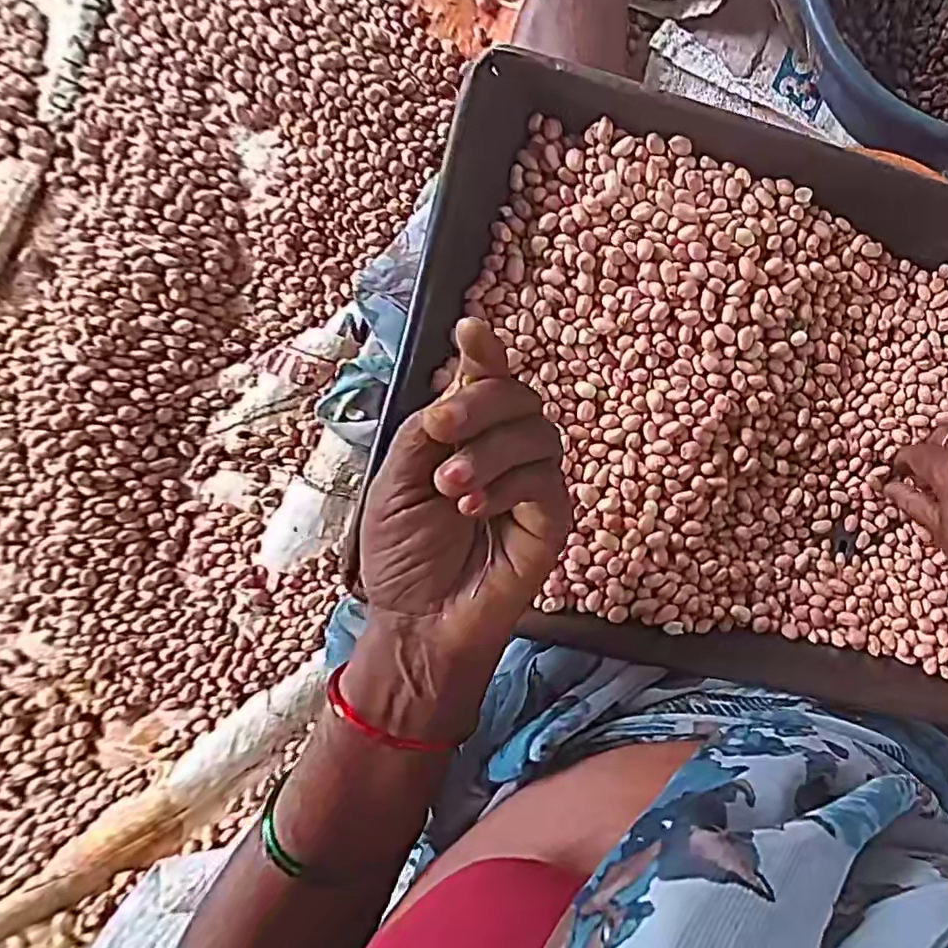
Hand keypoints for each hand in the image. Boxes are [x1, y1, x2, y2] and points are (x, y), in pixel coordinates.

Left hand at [360, 318, 570, 649]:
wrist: (420, 618)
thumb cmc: (403, 552)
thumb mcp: (395, 482)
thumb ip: (426, 432)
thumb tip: (458, 386)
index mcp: (466, 436)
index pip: (485, 382)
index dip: (484, 353)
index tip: (469, 329)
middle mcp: (506, 450)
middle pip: (518, 397)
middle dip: (482, 402)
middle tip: (443, 427)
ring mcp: (533, 481)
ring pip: (535, 434)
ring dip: (488, 452)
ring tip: (449, 488)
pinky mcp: (552, 515)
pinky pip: (545, 480)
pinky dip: (508, 485)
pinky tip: (474, 509)